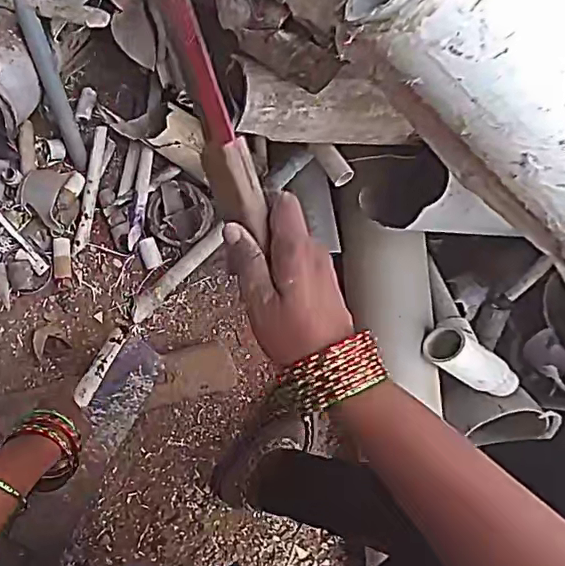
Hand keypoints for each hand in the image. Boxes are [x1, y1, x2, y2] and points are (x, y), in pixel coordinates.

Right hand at [223, 191, 354, 365]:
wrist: (330, 364)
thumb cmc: (296, 339)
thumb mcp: (259, 301)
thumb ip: (247, 261)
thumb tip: (234, 233)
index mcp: (297, 250)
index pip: (282, 201)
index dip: (259, 206)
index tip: (242, 223)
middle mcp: (314, 251)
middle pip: (284, 223)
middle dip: (260, 237)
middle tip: (242, 264)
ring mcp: (323, 265)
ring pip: (291, 243)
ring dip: (270, 256)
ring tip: (256, 286)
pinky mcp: (325, 280)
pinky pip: (300, 261)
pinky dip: (283, 270)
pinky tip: (273, 295)